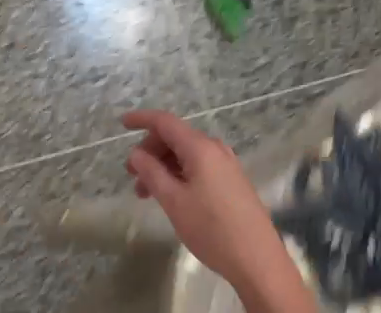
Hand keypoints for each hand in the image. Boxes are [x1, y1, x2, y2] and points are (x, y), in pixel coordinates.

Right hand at [121, 110, 315, 312]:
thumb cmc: (212, 229)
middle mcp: (215, 148)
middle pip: (175, 138)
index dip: (141, 119)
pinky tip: (173, 197)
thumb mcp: (174, 202)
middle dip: (151, 152)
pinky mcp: (234, 181)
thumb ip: (152, 172)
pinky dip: (181, 174)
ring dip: (164, 167)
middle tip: (133, 177)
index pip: (165, 121)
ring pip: (187, 154)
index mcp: (200, 147)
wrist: (259, 261)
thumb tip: (136, 153)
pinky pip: (200, 166)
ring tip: (149, 194)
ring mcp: (227, 164)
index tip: (122, 124)